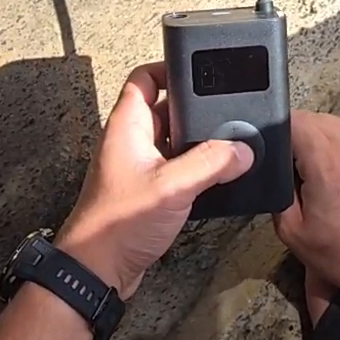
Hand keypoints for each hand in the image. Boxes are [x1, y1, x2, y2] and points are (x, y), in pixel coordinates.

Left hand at [57, 63, 254, 296]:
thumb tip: (242, 150)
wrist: (97, 271)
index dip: (168, 68)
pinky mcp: (146, 190)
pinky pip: (174, 165)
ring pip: (172, 138)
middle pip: (165, 107)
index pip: (144, 78)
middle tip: (225, 110)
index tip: (199, 71)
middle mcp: (130, 140)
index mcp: (127, 125)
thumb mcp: (172, 186)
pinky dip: (194, 165)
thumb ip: (211, 163)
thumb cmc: (119, 223)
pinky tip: (216, 175)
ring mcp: (137, 165)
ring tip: (227, 142)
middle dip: (195, 108)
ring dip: (197, 140)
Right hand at [274, 111, 339, 302]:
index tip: (274, 154)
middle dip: (297, 136)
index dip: (278, 132)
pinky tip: (339, 170)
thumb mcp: (292, 232)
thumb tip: (274, 168)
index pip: (293, 120)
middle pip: (313, 118)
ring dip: (319, 138)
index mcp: (326, 161)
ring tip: (316, 169)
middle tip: (292, 166)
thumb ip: (276, 191)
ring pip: (334, 123)